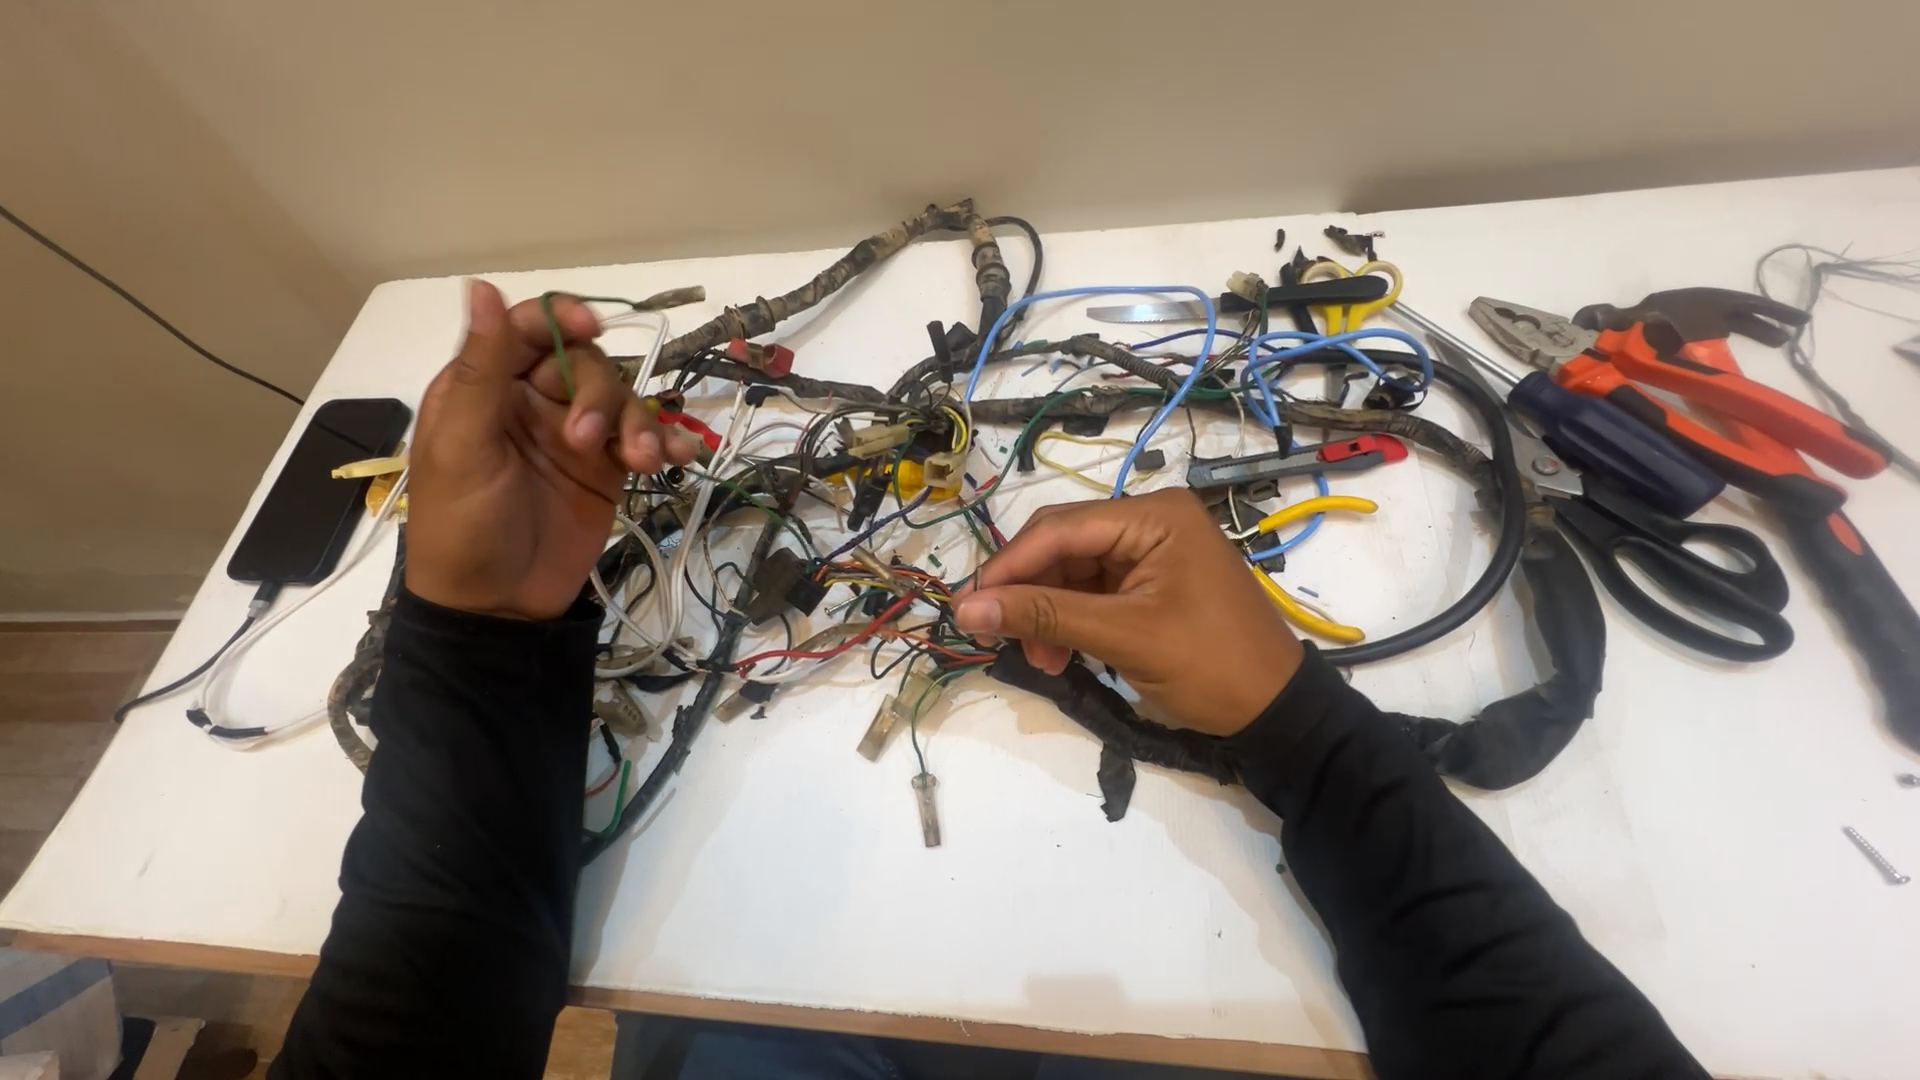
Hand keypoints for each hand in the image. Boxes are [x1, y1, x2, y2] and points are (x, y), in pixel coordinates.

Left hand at [406, 281, 697, 619]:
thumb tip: (482, 286)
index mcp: (488, 387)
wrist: (499, 602)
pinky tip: (680, 457)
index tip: (591, 330)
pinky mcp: (609, 470)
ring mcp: (578, 437)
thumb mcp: (463, 443)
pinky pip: (647, 441)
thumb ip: (481, 368)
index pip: (528, 331)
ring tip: (643, 462)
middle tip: (589, 443)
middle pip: (586, 366)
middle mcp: (536, 402)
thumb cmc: (464, 522)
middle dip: (599, 396)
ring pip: (623, 402)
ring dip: (641, 424)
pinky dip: (668, 443)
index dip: (560, 320)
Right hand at [953, 489, 1302, 734]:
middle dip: (1028, 593)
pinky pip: (1091, 593)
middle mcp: (1149, 521)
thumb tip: (966, 608)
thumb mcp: (1124, 637)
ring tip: (1041, 660)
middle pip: (1062, 547)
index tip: (967, 604)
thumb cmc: (1211, 666)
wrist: (1277, 712)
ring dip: (1046, 615)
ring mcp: (1149, 552)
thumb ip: (1045, 616)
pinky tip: (1060, 656)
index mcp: (1153, 516)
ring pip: (1070, 573)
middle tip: (991, 633)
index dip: (1009, 567)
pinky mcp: (1148, 582)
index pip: (1060, 530)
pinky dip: (1069, 623)